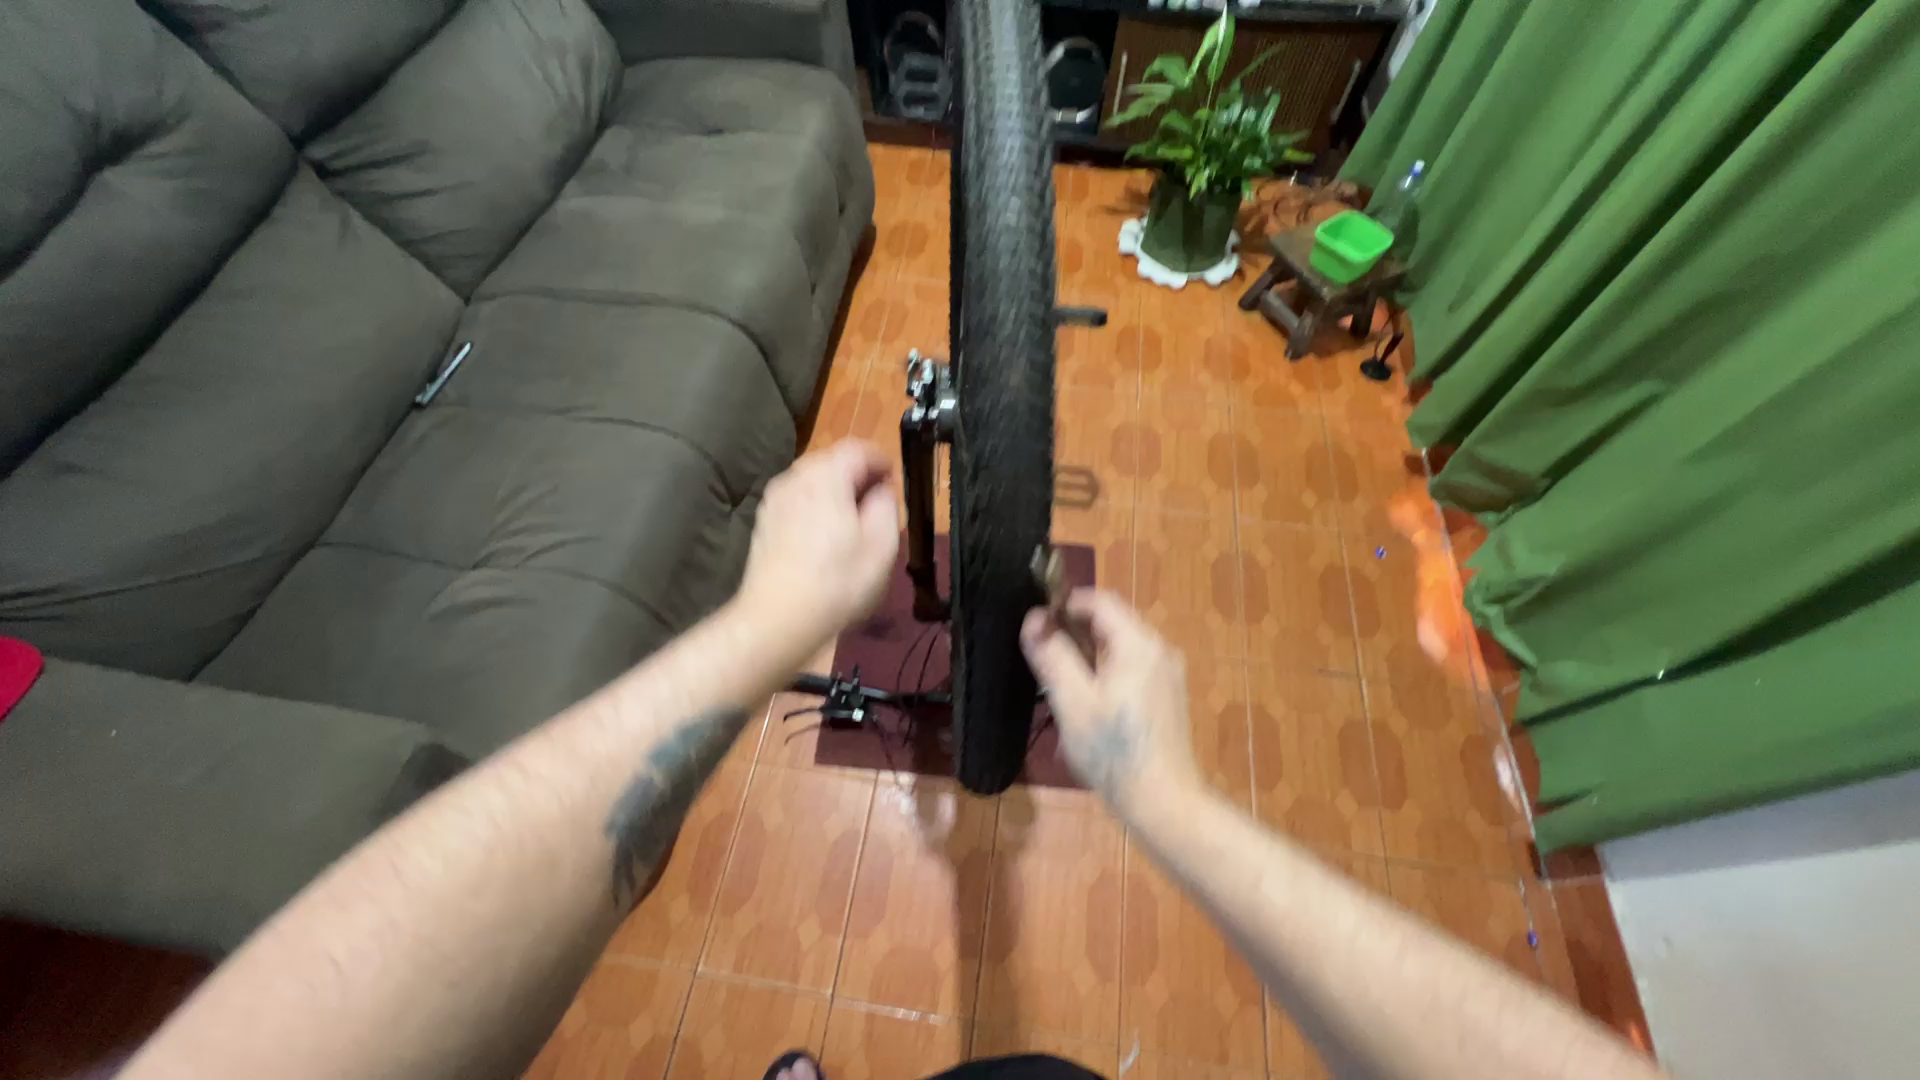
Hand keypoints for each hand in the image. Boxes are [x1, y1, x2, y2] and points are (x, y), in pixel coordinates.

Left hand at [737, 440, 899, 646]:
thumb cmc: (837, 582)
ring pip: (812, 483)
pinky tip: (825, 539)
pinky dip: (815, 509)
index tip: (894, 478)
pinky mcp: (763, 523)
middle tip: (877, 501)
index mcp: (826, 477)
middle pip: (831, 462)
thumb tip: (880, 491)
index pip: (858, 449)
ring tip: (853, 522)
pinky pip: (796, 502)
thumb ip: (886, 505)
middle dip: (857, 476)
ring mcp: (774, 500)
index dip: (881, 459)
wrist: (778, 619)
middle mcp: (795, 478)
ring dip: (835, 493)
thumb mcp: (882, 544)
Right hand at [1020, 589, 1202, 816]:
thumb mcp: (1071, 700)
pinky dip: (1107, 670)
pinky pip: (1132, 666)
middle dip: (1074, 631)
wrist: (1164, 801)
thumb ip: (1051, 654)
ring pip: (1120, 645)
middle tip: (1043, 655)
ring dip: (1088, 653)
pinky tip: (1089, 701)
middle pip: (1111, 621)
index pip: (1100, 599)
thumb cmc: (1113, 750)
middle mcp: (1159, 649)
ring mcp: (1167, 673)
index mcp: (1138, 643)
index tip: (1037, 623)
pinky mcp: (1168, 696)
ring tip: (1061, 681)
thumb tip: (1033, 617)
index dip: (1065, 603)